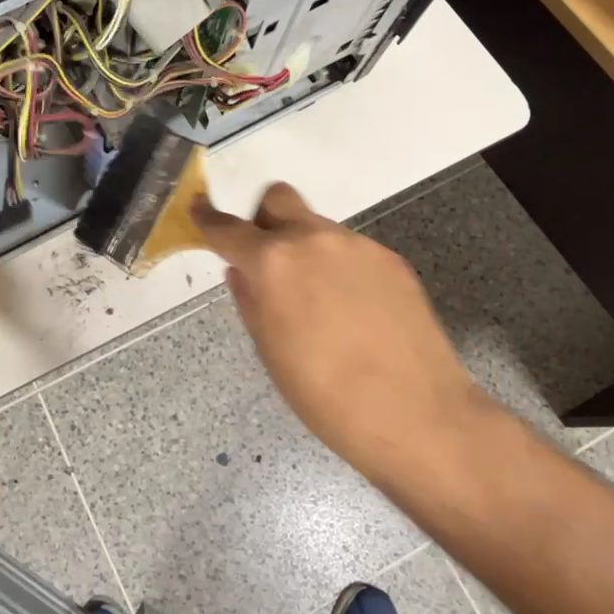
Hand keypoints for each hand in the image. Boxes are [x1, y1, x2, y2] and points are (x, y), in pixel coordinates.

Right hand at [193, 183, 478, 472]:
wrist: (415, 414)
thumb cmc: (324, 395)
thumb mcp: (270, 351)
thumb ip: (251, 301)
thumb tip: (242, 272)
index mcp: (273, 262)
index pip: (228, 228)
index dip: (208, 219)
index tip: (199, 212)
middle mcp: (313, 239)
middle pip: (278, 199)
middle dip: (265, 220)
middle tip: (269, 261)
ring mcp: (357, 246)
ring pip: (318, 229)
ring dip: (307, 251)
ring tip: (321, 305)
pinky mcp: (392, 260)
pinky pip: (352, 252)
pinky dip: (341, 271)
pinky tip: (356, 314)